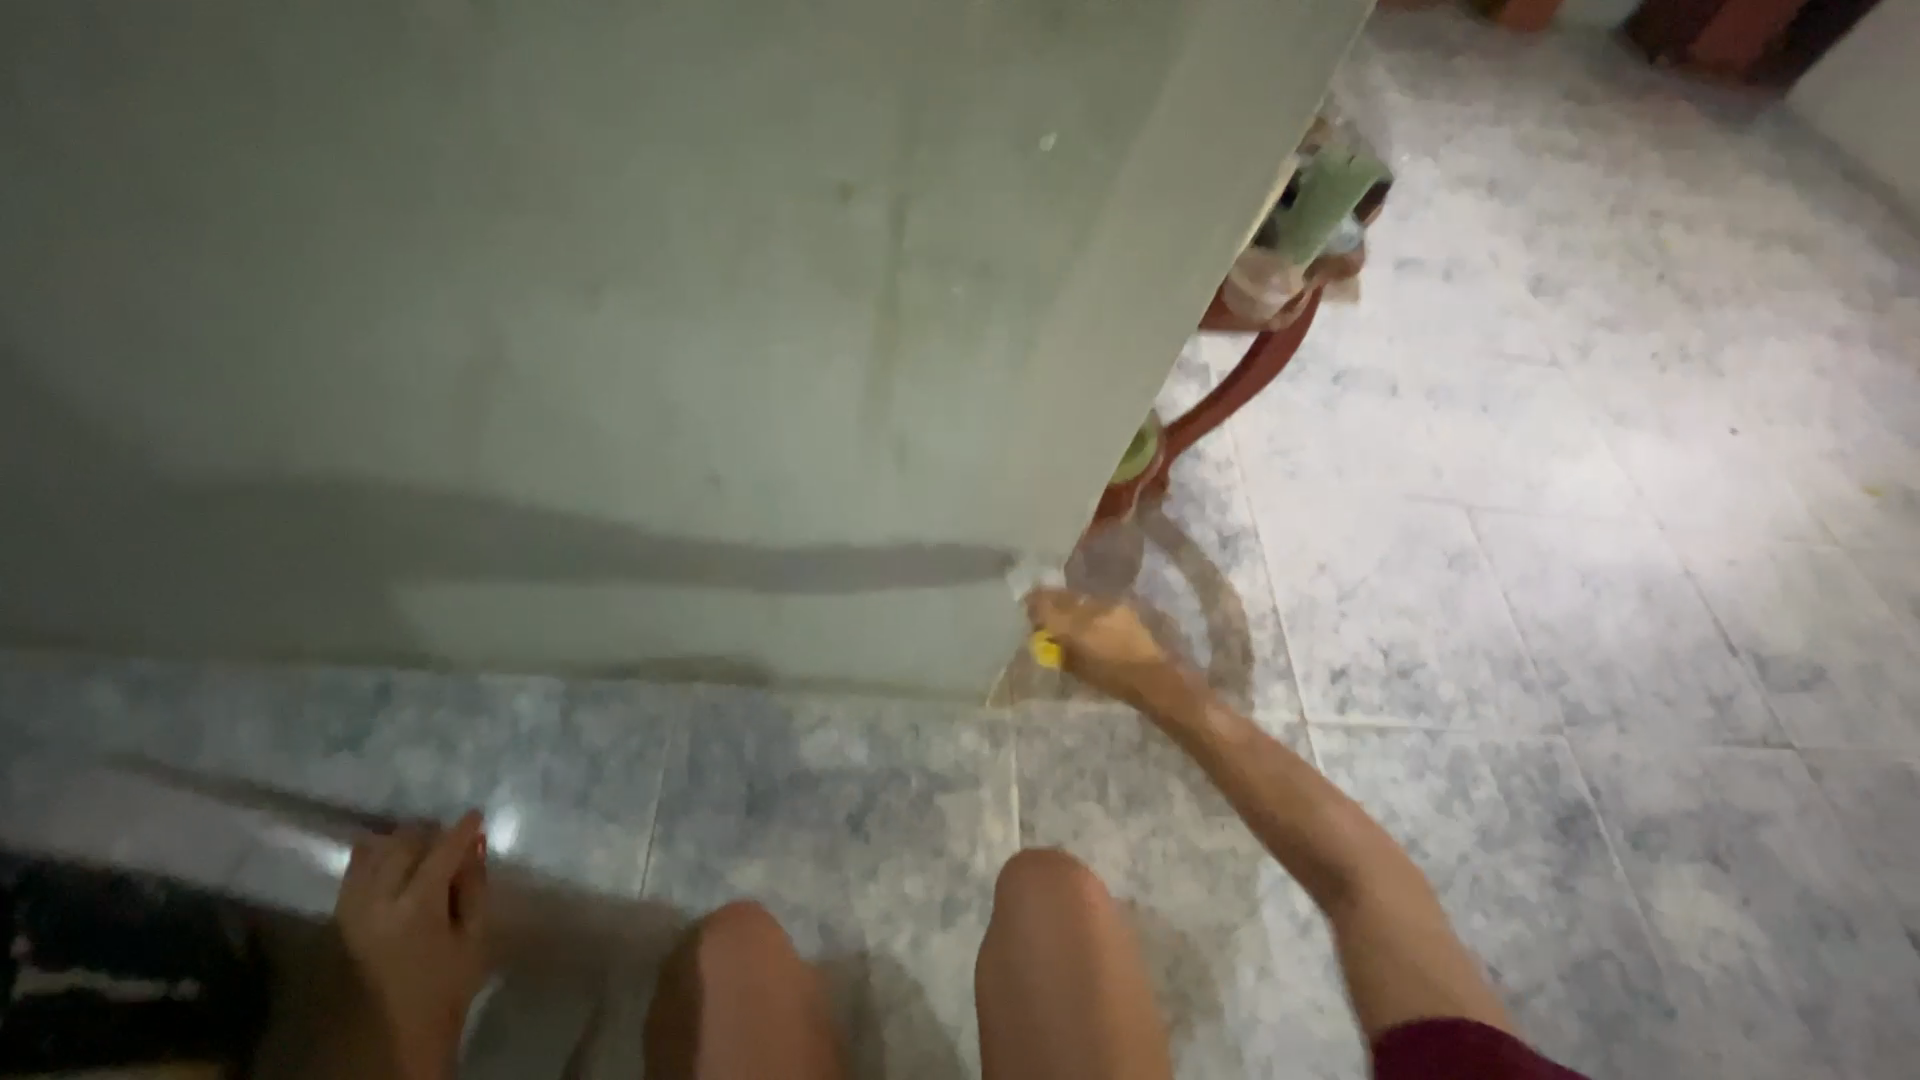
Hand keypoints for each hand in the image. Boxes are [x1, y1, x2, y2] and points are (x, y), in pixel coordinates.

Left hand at [335, 811, 490, 1079]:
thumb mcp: (475, 934)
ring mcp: (353, 910)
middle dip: (429, 832)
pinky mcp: (341, 918)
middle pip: (402, 845)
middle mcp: (377, 903)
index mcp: (416, 909)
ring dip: (400, 840)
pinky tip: (391, 855)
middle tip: (452, 834)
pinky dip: (373, 855)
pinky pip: (354, 871)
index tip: (476, 815)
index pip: (440, 853)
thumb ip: (473, 886)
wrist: (402, 1026)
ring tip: (423, 843)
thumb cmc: (449, 981)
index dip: (461, 830)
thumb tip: (473, 846)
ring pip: (372, 853)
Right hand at [1024, 588, 1191, 713]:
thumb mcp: (1077, 669)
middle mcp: (1087, 608)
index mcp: (1072, 626)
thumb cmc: (1112, 680)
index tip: (1027, 609)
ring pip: (1079, 597)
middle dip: (1049, 601)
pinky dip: (1088, 608)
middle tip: (1044, 611)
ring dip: (1070, 604)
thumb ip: (1059, 648)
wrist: (1153, 676)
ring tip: (1069, 617)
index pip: (1042, 604)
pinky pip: (1097, 602)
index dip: (1032, 604)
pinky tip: (1092, 620)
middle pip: (1060, 595)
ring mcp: (1107, 604)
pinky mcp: (1122, 605)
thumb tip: (1048, 637)